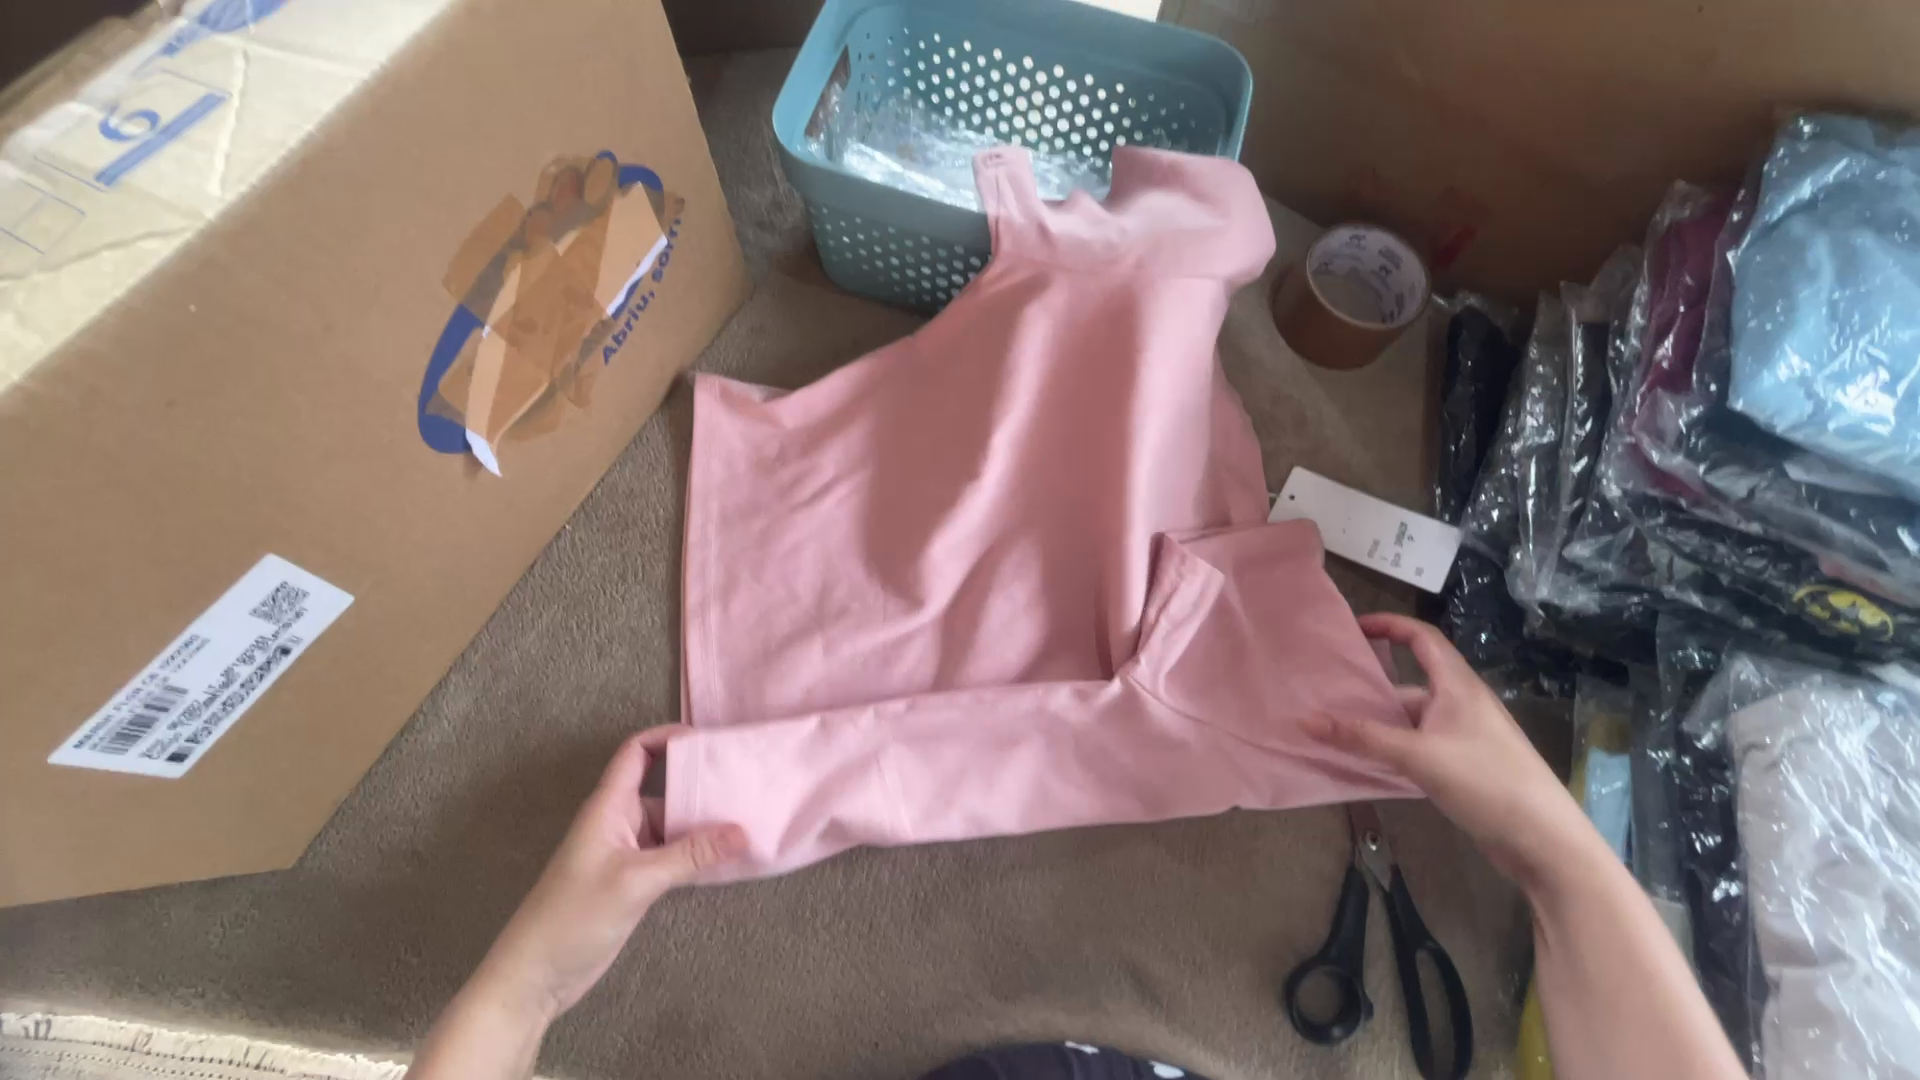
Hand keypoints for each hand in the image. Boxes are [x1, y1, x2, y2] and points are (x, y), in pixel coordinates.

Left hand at [471, 726, 745, 1021]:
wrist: (533, 980)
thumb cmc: (574, 917)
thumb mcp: (636, 881)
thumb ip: (691, 855)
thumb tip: (743, 831)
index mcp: (610, 807)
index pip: (637, 752)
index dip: (668, 737)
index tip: (708, 740)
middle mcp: (621, 822)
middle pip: (665, 788)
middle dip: (702, 783)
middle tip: (745, 781)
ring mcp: (629, 852)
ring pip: (674, 824)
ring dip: (705, 823)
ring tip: (749, 818)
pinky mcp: (636, 880)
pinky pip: (674, 854)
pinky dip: (699, 853)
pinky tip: (729, 857)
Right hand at [1304, 613, 1597, 894]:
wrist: (1546, 843)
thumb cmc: (1487, 783)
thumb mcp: (1417, 756)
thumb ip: (1361, 738)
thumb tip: (1306, 720)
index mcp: (1458, 687)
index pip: (1422, 638)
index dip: (1389, 625)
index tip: (1352, 628)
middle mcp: (1461, 704)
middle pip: (1409, 681)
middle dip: (1369, 686)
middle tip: (1327, 691)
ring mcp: (1464, 736)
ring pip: (1410, 718)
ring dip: (1377, 722)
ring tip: (1334, 729)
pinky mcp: (1464, 765)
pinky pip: (1417, 744)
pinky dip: (1390, 747)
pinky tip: (1365, 761)